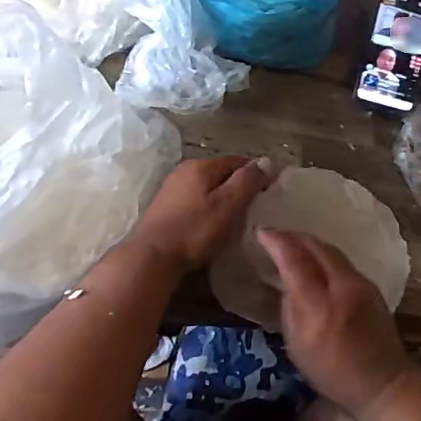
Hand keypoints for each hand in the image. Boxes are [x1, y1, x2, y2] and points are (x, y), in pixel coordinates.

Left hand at [127, 156, 274, 272]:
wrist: (151, 259)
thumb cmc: (195, 230)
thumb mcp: (229, 204)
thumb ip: (248, 180)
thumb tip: (266, 161)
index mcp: (201, 166)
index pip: (239, 161)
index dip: (257, 174)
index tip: (268, 193)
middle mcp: (184, 171)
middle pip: (222, 173)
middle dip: (239, 186)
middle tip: (253, 208)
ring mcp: (171, 189)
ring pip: (208, 187)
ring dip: (223, 198)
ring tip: (235, 218)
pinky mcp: (164, 208)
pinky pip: (195, 200)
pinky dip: (208, 207)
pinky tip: (211, 224)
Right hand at [257, 228, 415, 418]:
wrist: (383, 382)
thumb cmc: (332, 373)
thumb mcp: (298, 345)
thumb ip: (289, 307)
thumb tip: (284, 278)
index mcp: (320, 308)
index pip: (296, 261)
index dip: (277, 242)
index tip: (261, 232)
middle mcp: (344, 287)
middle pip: (316, 247)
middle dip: (292, 237)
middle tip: (273, 236)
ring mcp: (362, 283)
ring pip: (331, 250)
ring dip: (308, 243)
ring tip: (290, 243)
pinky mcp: (371, 284)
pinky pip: (342, 260)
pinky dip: (323, 254)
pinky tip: (313, 259)